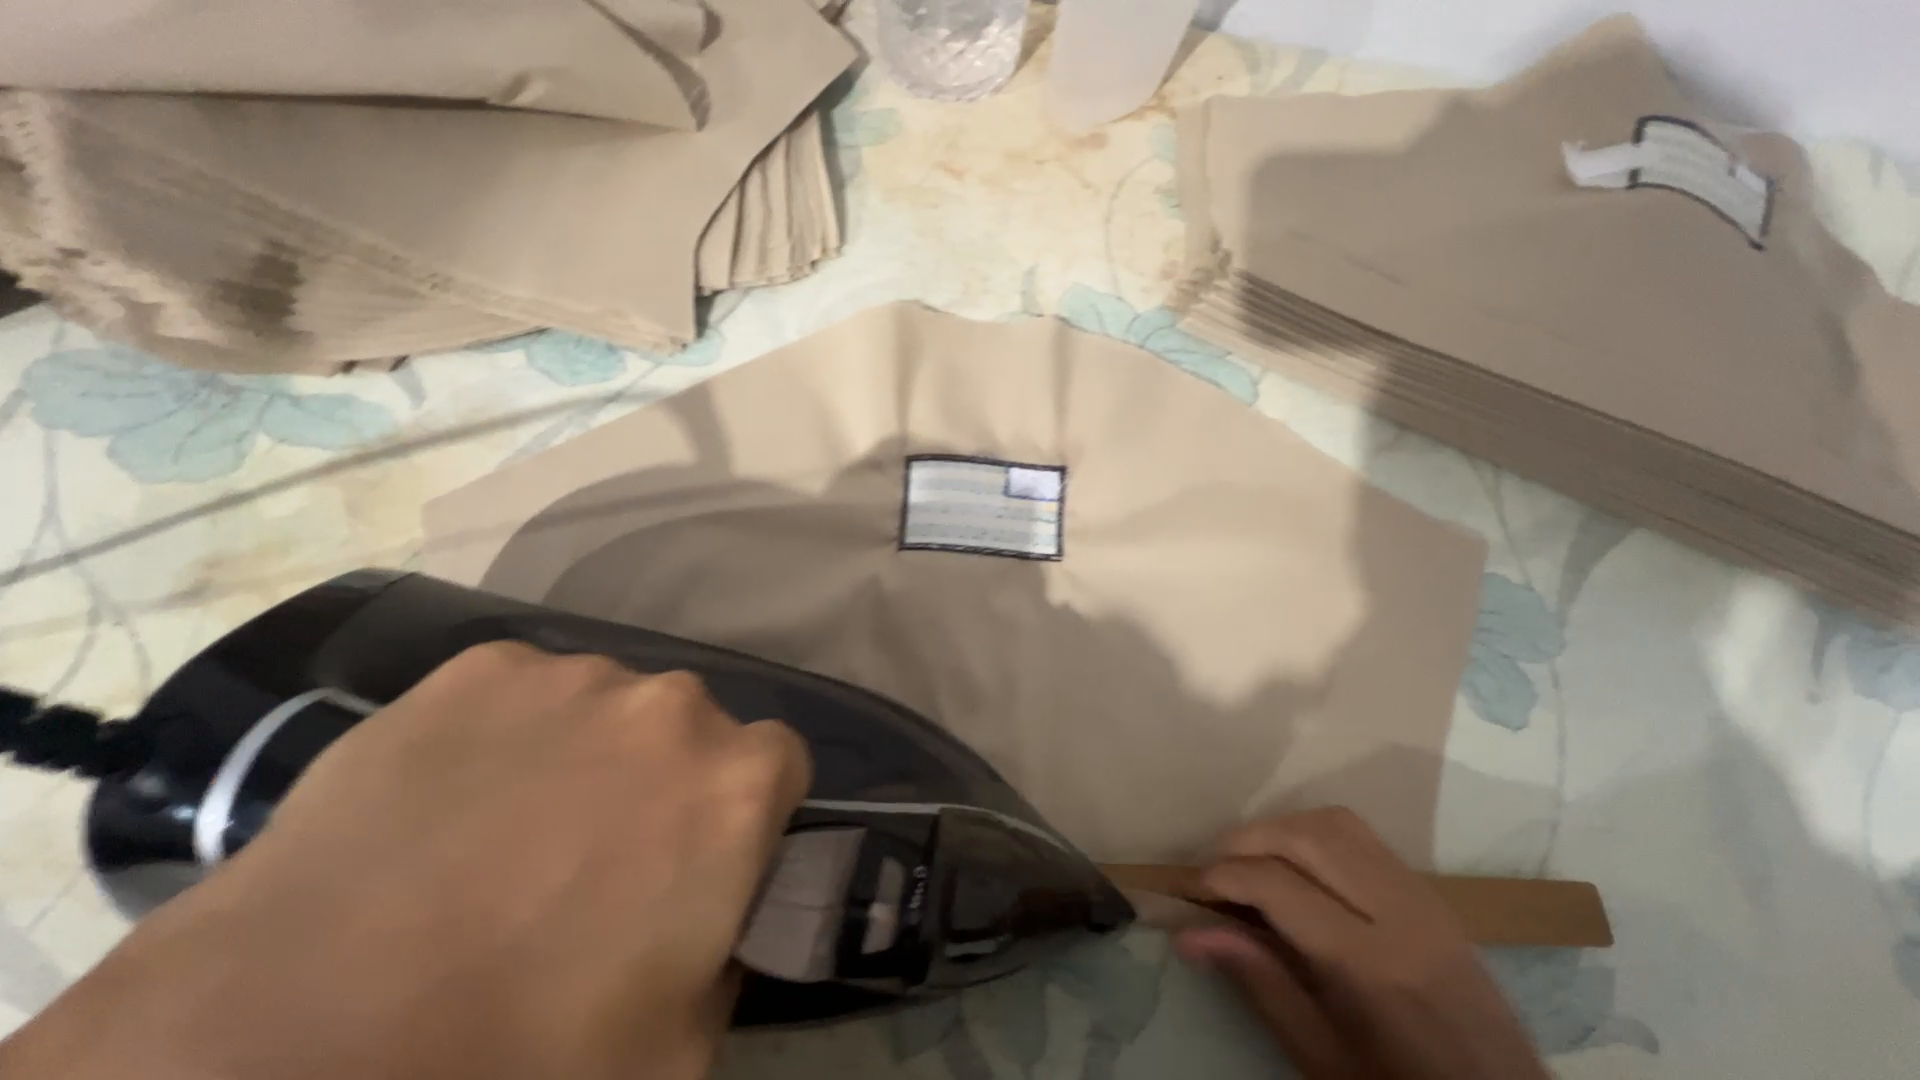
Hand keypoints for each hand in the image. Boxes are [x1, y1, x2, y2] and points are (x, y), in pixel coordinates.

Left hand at [2, 642, 810, 1079]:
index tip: (707, 857)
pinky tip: (452, 797)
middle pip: (693, 729)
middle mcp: (671, 707)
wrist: (300, 1029)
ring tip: (512, 826)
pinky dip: (510, 732)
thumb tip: (713, 920)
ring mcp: (570, 676)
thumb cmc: (525, 1051)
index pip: (783, 763)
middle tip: (600, 854)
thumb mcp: (680, 1046)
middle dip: (666, 780)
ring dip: (589, 751)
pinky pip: (524, 691)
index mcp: (737, 785)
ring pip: (609, 704)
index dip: (751, 813)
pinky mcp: (477, 668)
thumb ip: (727, 956)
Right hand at [1174, 808, 1548, 1079]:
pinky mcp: (1432, 894)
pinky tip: (1296, 865)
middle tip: (1210, 869)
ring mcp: (1422, 896)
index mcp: (1370, 965)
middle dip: (1245, 840)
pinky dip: (1316, 834)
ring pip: (1336, 824)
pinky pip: (1365, 838)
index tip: (1189, 891)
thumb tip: (1190, 933)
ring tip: (1248, 861)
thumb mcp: (1322, 1057)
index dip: (1222, 878)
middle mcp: (1400, 914)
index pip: (1278, 886)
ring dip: (1281, 829)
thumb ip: (1259, 984)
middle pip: (1307, 837)